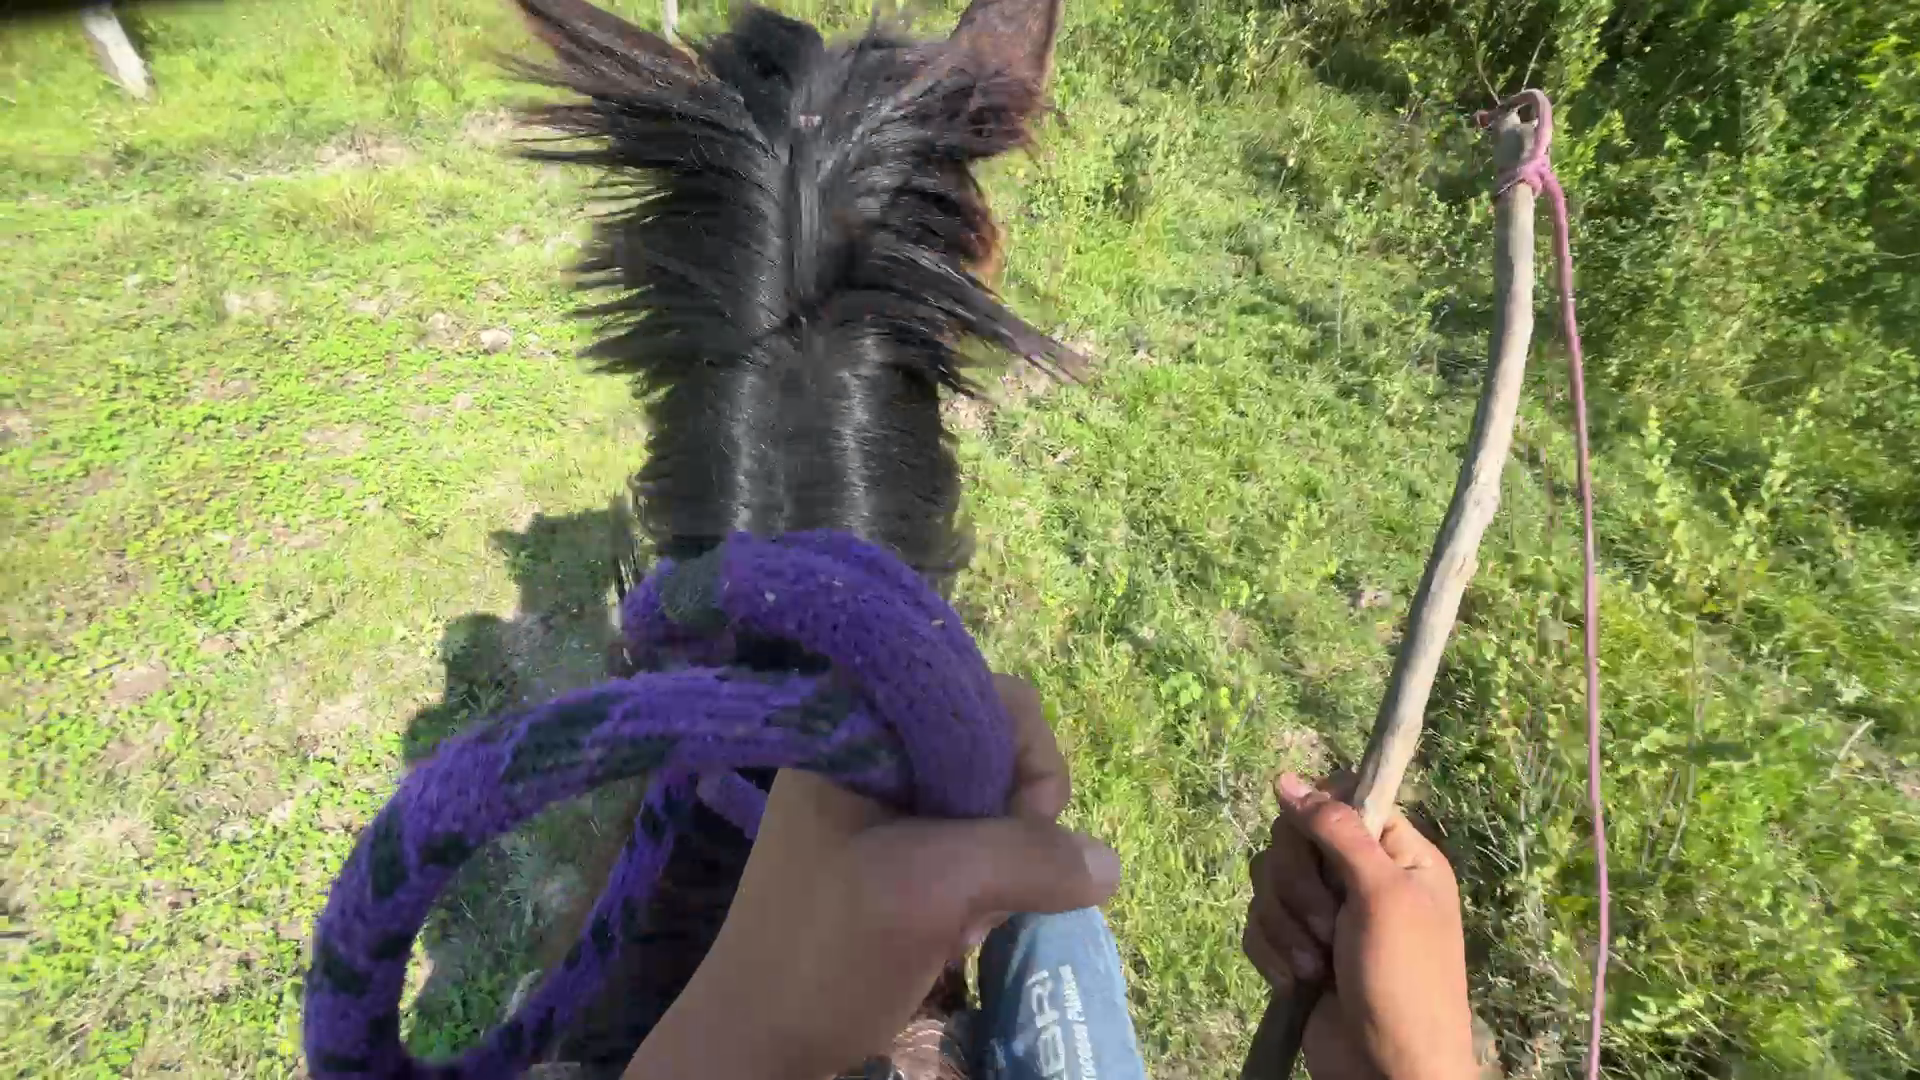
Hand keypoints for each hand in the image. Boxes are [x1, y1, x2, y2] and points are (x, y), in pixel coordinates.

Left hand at [625, 674, 1121, 1079]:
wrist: (760, 1041)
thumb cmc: (826, 950)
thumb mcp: (929, 890)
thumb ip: (1026, 857)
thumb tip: (1108, 863)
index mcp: (866, 724)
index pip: (984, 697)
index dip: (1022, 754)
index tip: (1023, 823)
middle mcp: (880, 743)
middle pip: (998, 745)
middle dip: (1014, 818)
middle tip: (990, 888)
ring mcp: (889, 792)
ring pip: (994, 795)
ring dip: (1003, 860)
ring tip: (968, 919)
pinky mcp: (898, 837)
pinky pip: (975, 833)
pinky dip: (985, 878)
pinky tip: (960, 927)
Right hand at [1243, 773, 1477, 1079]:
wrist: (1386, 1075)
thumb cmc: (1402, 982)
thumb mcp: (1381, 896)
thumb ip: (1336, 830)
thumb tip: (1284, 777)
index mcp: (1394, 855)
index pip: (1341, 798)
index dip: (1317, 812)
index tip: (1311, 840)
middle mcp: (1356, 875)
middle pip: (1292, 837)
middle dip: (1297, 884)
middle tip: (1325, 923)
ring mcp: (1322, 911)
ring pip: (1268, 877)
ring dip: (1283, 923)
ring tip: (1313, 964)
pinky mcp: (1293, 943)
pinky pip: (1256, 919)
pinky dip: (1270, 949)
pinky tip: (1296, 980)